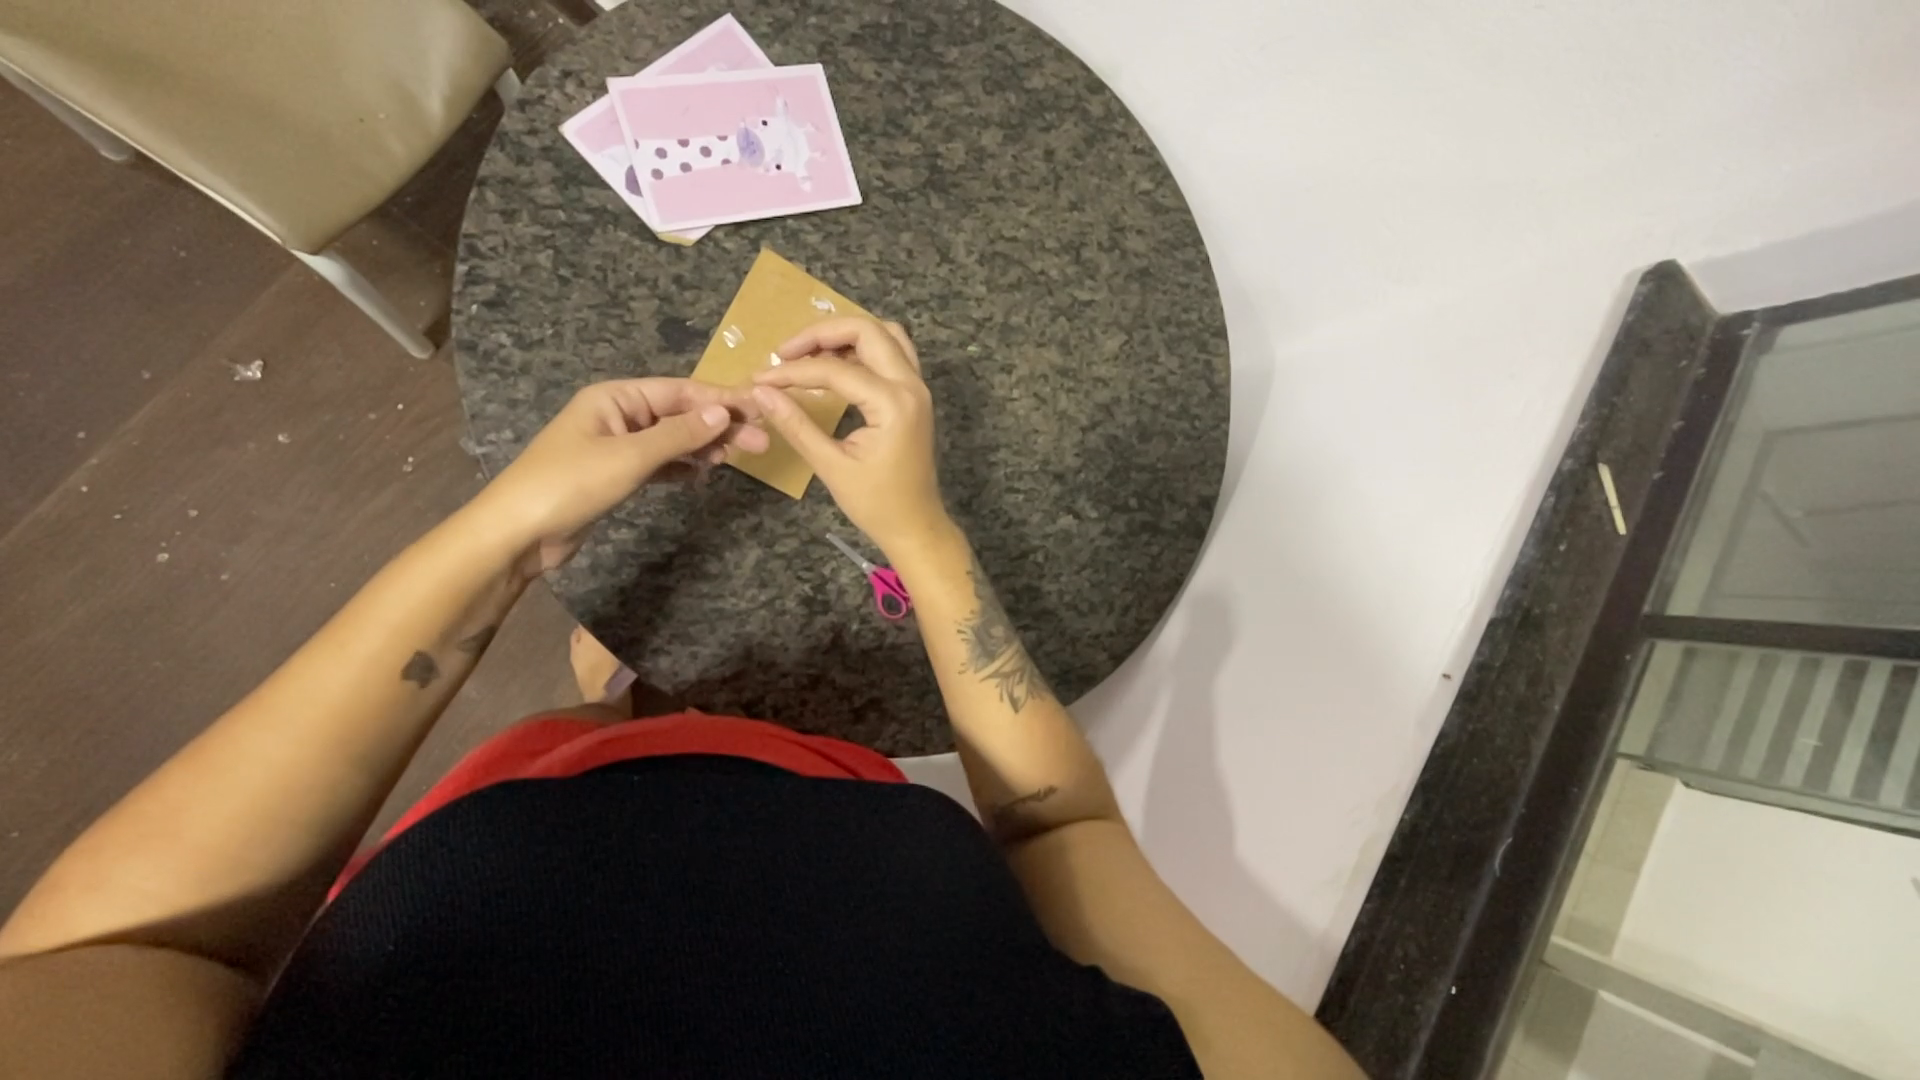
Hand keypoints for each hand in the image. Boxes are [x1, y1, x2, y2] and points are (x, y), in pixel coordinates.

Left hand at [468, 378, 767, 574]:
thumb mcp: (630, 457)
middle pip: (679, 414)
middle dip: (719, 425)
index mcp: (616, 398)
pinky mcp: (616, 474)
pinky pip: (660, 462)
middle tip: (761, 443)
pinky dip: (682, 467)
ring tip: (736, 459)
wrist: (518, 533)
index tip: (761, 409)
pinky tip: (702, 475)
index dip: (722, 399)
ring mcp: (617, 445)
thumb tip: (723, 412)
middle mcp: (618, 415)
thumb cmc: (570, 485)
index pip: (680, 391)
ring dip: (703, 447)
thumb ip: (679, 435)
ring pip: (672, 439)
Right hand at [752, 317, 952, 557]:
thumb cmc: (876, 504)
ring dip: (845, 335)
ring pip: (884, 334)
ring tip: (808, 353)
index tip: (760, 378)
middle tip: (785, 352)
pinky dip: (863, 348)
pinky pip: (893, 353)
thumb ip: (796, 424)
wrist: (916, 526)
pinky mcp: (915, 396)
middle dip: (821, 333)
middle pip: (866, 330)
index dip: (793, 371)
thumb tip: (761, 392)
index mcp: (892, 403)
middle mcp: (911, 386)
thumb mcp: (831, 466)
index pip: (834, 369)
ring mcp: (918, 388)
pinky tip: (834, 364)